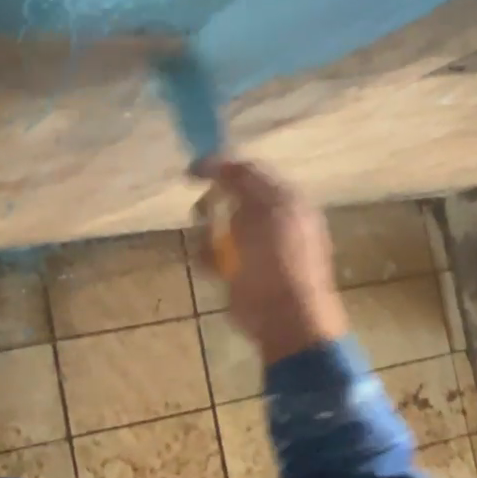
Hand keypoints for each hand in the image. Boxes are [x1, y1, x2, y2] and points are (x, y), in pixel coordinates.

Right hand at [202, 158, 347, 364]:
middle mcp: (273, 219)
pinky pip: (214, 254)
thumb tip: (218, 162)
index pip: (250, 172)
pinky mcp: (241, 271)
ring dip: (208, 235)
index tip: (190, 172)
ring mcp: (256, 247)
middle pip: (231, 198)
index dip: (221, 167)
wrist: (283, 314)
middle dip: (213, 205)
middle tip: (202, 214)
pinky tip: (212, 269)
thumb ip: (241, 179)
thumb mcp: (263, 207)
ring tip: (211, 251)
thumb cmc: (277, 258)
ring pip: (218, 226)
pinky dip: (208, 258)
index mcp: (286, 200)